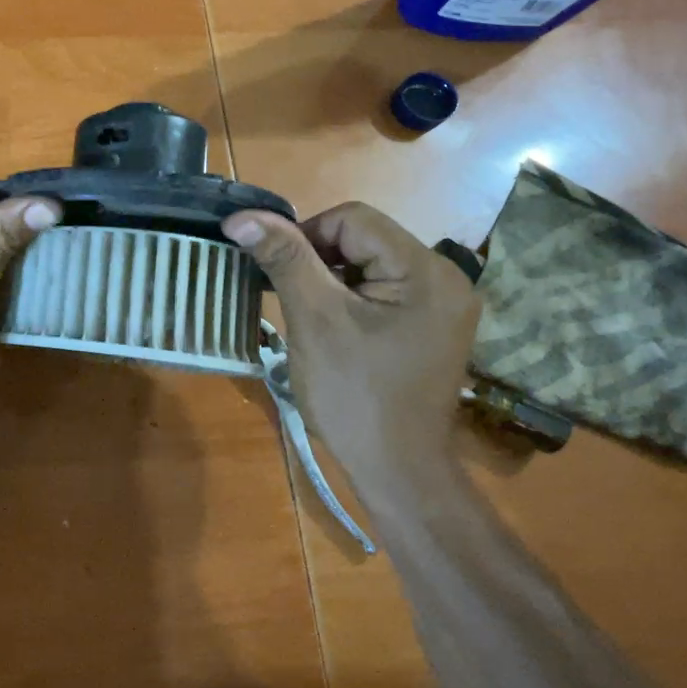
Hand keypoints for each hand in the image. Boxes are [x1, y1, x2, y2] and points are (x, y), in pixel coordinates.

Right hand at [223, 203, 478, 482]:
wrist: (396, 470)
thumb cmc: (354, 394)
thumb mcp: (314, 319)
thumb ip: (284, 259)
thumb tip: (241, 217)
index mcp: (425, 270)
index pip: (352, 219)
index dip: (305, 236)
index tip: (276, 275)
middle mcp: (445, 278)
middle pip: (364, 240)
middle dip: (318, 261)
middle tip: (292, 301)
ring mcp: (442, 306)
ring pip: (369, 266)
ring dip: (330, 281)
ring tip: (310, 318)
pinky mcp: (431, 328)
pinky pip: (382, 293)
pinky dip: (349, 301)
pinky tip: (333, 331)